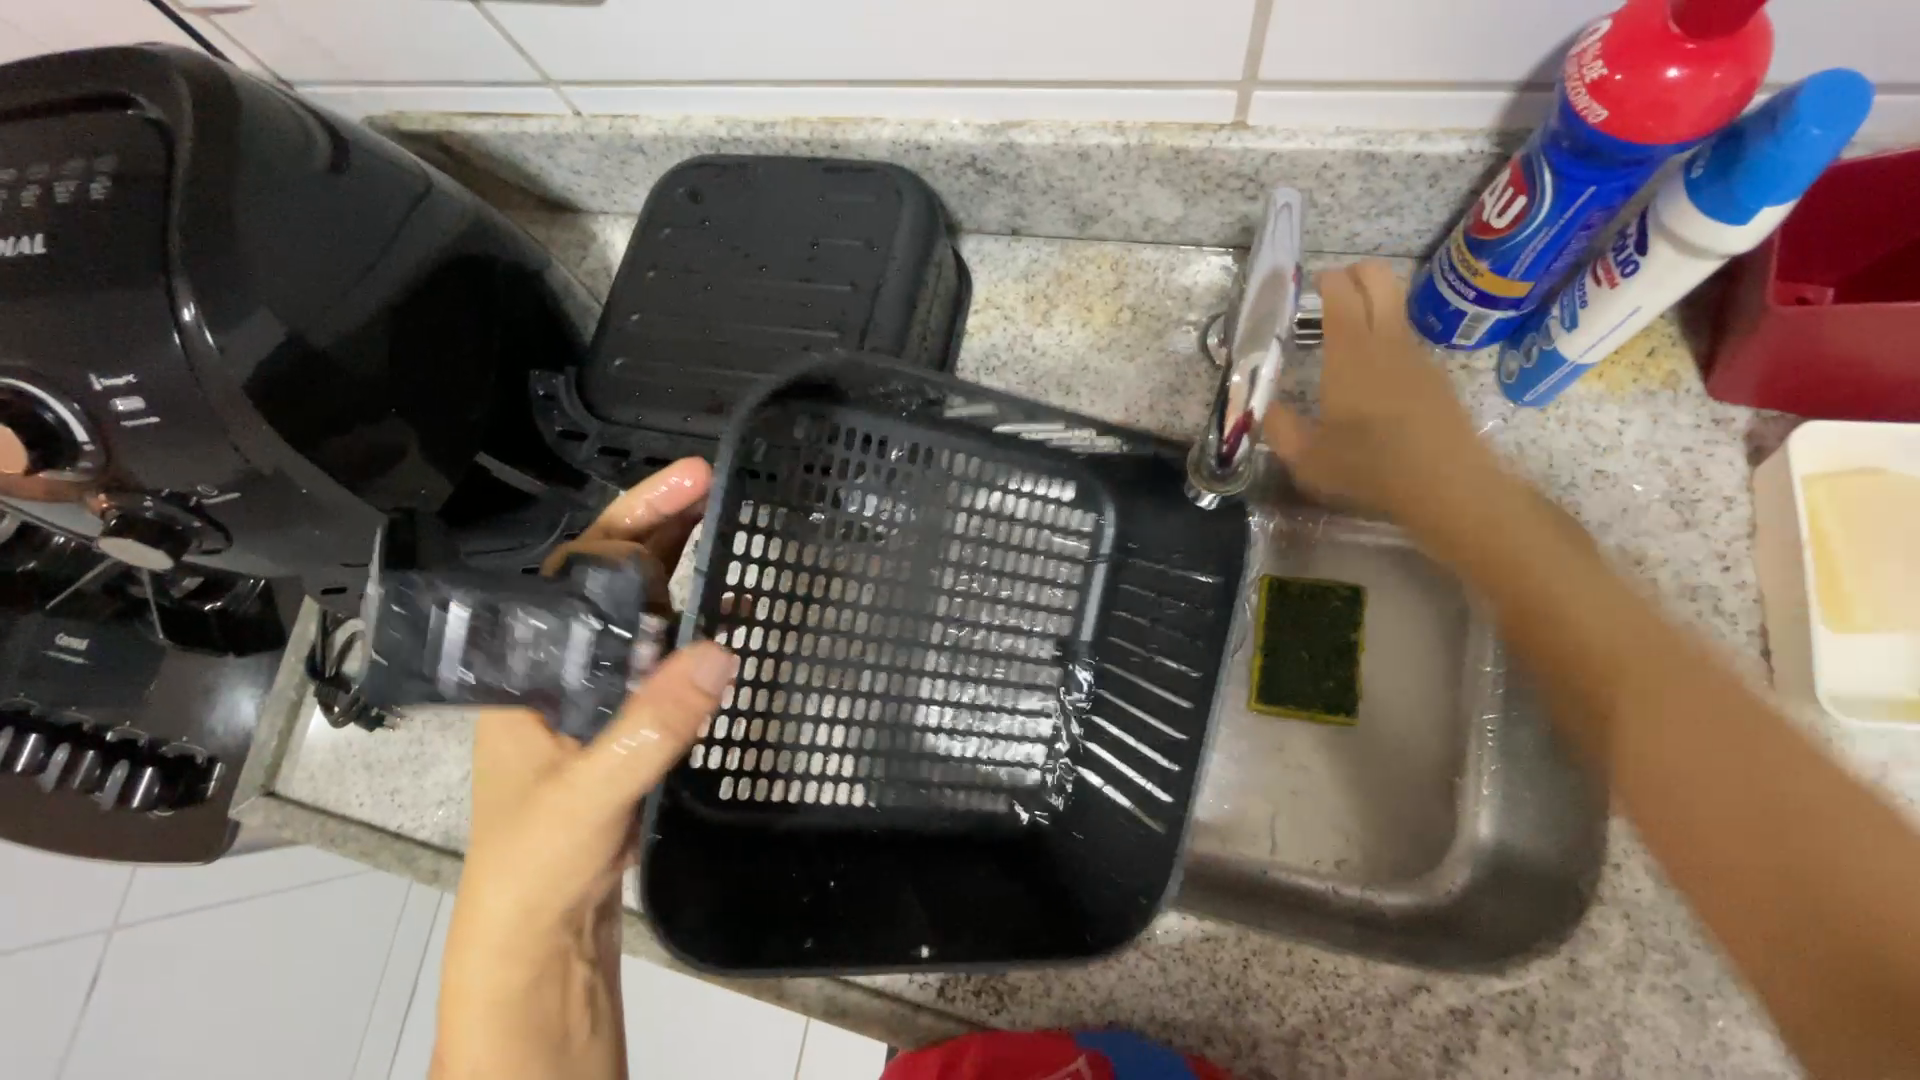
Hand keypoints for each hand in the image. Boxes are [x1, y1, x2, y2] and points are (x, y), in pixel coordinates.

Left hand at [433, 458, 737, 1079]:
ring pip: (640, 609)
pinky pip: (667, 653)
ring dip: (680, 565)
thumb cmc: (537, 859)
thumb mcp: (588, 793)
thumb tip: (719, 650)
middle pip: (611, 577)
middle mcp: (563, 665)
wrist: (544, 926)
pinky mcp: (630, 717)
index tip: (688, 486)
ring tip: (725, 523)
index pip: (580, 571)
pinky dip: (699, 625)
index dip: (634, 523)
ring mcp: (599, 689)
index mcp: (534, 666)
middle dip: (660, 525)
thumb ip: (648, 726)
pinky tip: (732, 612)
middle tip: (712, 483)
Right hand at [1261, 260, 1498, 524]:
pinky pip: (1405, 344)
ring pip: (1396, 310)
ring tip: (1343, 338)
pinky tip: (1370, 378)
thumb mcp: (1306, 458)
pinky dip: (1385, 342)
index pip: (1342, 293)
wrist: (1447, 485)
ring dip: (1372, 307)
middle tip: (1332, 288)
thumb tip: (1264, 409)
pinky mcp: (1435, 378)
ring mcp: (1416, 358)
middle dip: (1358, 272)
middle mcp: (1386, 343)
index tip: (1310, 284)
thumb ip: (1279, 427)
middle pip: (1381, 280)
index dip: (1327, 280)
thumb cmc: (1368, 468)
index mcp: (1350, 353)